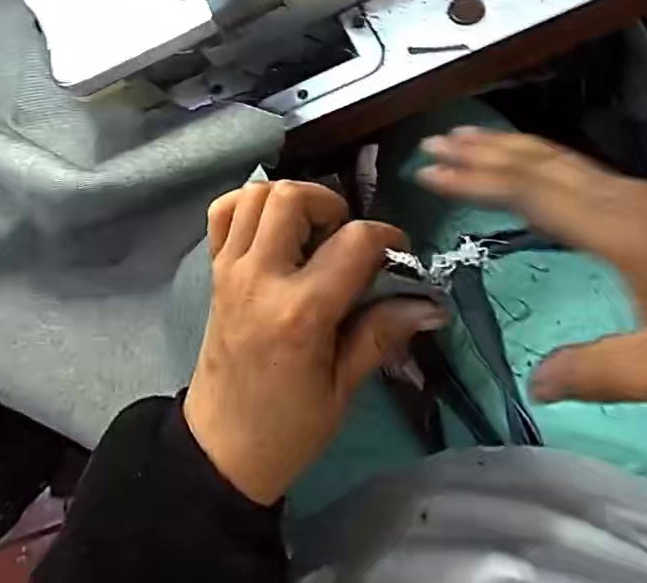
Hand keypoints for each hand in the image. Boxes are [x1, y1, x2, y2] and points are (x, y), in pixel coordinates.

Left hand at [184, 180, 448, 504]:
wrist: (221, 451)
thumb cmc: (289, 427)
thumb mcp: (345, 387)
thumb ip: (384, 332)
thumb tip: (432, 304)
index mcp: (301, 312)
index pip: (354, 242)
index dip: (387, 237)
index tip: (397, 252)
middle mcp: (261, 278)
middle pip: (293, 198)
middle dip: (331, 203)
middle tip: (345, 234)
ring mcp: (230, 270)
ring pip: (257, 195)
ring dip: (293, 199)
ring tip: (312, 229)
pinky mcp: (213, 271)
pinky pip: (223, 211)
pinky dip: (250, 205)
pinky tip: (273, 226)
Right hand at [416, 127, 646, 409]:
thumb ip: (598, 372)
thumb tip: (533, 382)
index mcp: (623, 231)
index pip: (533, 191)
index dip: (479, 178)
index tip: (432, 169)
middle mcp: (627, 200)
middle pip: (544, 162)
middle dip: (487, 150)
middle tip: (436, 142)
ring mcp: (643, 198)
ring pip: (563, 160)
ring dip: (513, 149)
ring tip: (469, 141)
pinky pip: (582, 172)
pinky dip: (543, 163)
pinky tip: (532, 169)